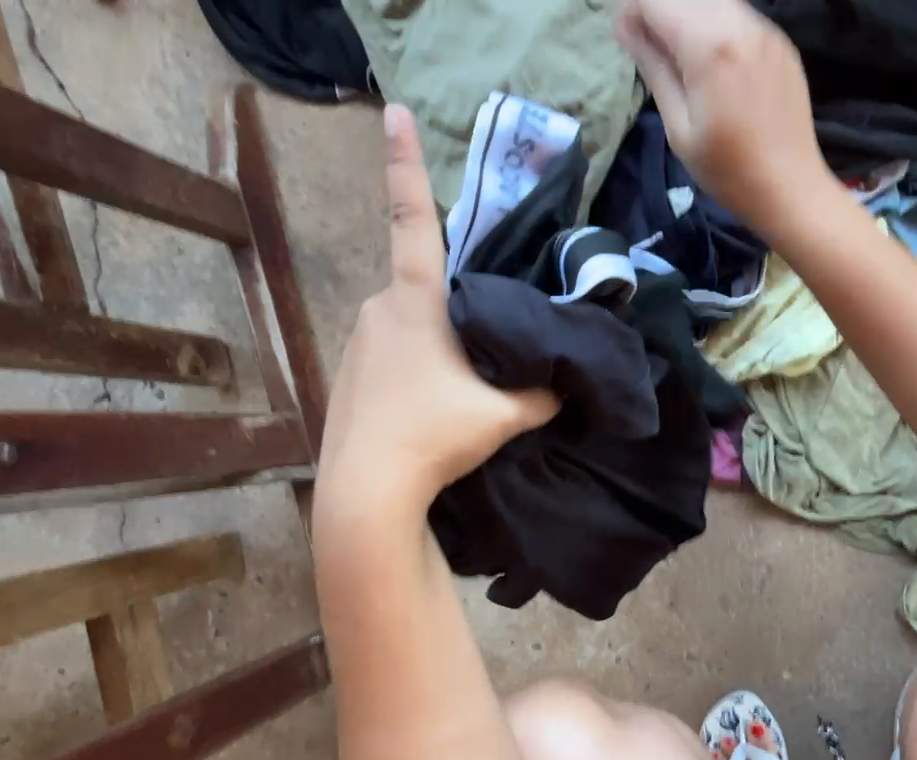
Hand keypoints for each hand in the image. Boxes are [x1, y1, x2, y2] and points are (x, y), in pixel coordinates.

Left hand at [317, 106, 558, 523]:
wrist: (368, 489)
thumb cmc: (434, 436)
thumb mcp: (503, 416)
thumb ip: (541, 395)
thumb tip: (567, 386)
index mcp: (417, 303)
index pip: (415, 223)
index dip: (406, 166)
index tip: (397, 113)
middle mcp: (379, 309)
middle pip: (426, 289)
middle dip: (458, 306)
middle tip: (487, 346)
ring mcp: (358, 341)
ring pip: (410, 325)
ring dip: (439, 344)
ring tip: (462, 391)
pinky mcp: (350, 374)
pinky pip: (393, 353)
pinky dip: (417, 367)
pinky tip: (432, 407)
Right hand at [614, 0, 836, 231]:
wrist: (792, 191)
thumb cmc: (729, 171)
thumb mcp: (680, 128)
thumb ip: (654, 69)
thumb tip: (625, 28)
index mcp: (710, 45)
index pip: (656, 0)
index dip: (633, 14)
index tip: (627, 41)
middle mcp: (741, 24)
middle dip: (662, 13)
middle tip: (654, 53)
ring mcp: (766, 32)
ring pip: (714, 1)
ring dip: (691, 17)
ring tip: (685, 61)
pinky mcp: (782, 45)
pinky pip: (741, 18)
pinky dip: (719, 28)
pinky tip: (717, 67)